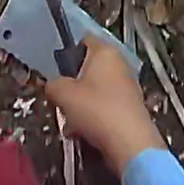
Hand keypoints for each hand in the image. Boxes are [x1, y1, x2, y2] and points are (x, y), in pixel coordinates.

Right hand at [43, 37, 164, 174]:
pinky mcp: (131, 107)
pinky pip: (105, 105)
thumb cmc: (96, 109)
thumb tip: (52, 85)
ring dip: (81, 104)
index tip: (57, 71)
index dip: (68, 52)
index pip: (84, 40)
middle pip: (88, 68)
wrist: (131, 144)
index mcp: (105, 51)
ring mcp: (127, 85)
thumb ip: (52, 84)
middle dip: (72, 85)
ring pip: (95, 89)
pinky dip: (94, 116)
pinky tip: (84, 133)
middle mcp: (119, 63)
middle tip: (62, 100)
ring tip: (70, 124)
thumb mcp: (63, 94)